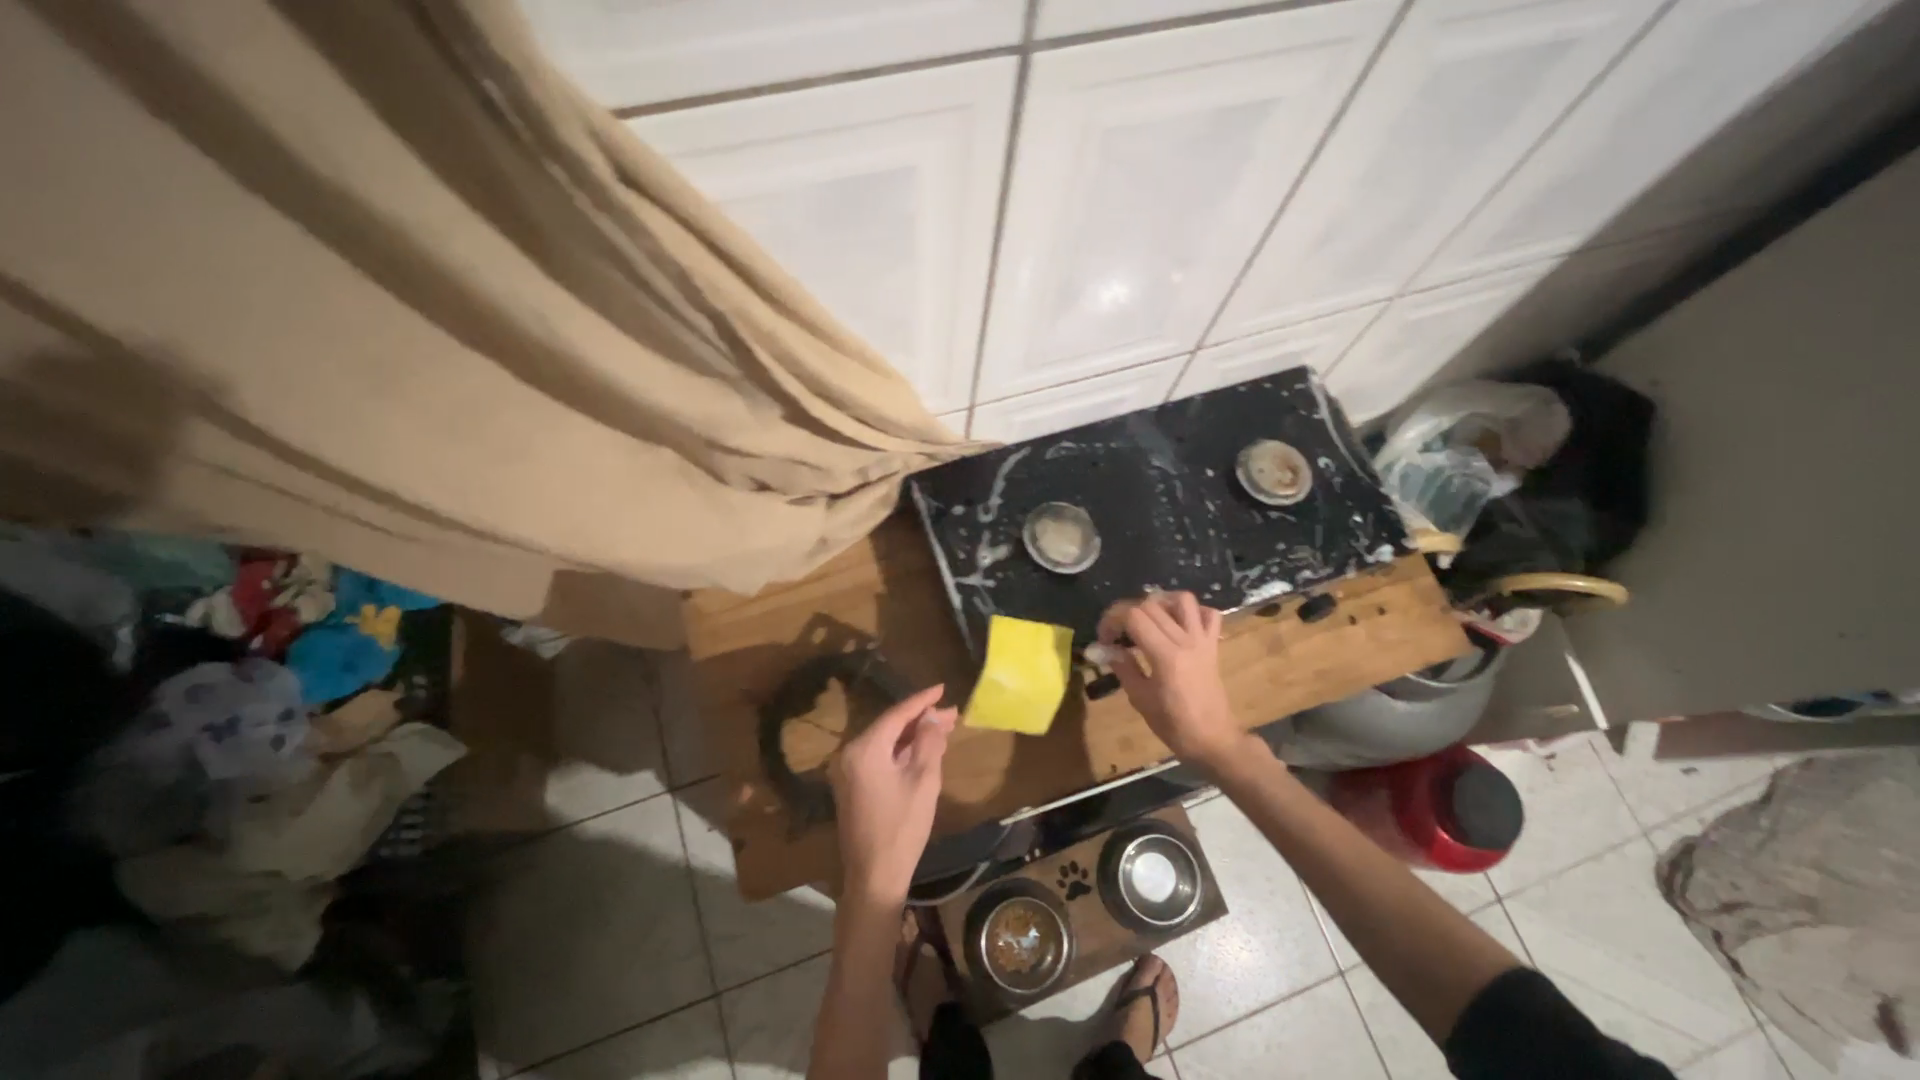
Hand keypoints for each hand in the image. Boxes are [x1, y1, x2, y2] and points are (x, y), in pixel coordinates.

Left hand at [827, 684, 956, 904]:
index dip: (922, 701)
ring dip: (912, 736)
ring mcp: (847, 771)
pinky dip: (900, 751)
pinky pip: (878, 757)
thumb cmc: (902, 827)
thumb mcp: (924, 781)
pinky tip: (922, 749)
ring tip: (943, 727)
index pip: (896, 714)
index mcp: (864, 749)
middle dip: (921, 719)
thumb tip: (933, 717)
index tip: (942, 688)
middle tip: (951, 713)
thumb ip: (929, 743)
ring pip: (884, 742)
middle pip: (889, 727)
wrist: (874, 874)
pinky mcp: (851, 785)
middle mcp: (849, 754)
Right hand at [1098, 592, 1244, 773]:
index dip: (1112, 620)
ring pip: (1183, 600)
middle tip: (1118, 633)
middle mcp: (1185, 640)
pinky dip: (1193, 612)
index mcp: (1165, 655)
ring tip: (1147, 618)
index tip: (1104, 639)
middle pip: (1151, 605)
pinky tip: (1178, 624)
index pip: (1134, 616)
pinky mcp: (1213, 646)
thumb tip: (1107, 649)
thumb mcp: (1140, 699)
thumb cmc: (1174, 725)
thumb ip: (1124, 668)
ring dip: (1160, 602)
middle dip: (1127, 612)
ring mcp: (1202, 641)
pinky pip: (1209, 615)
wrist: (1213, 739)